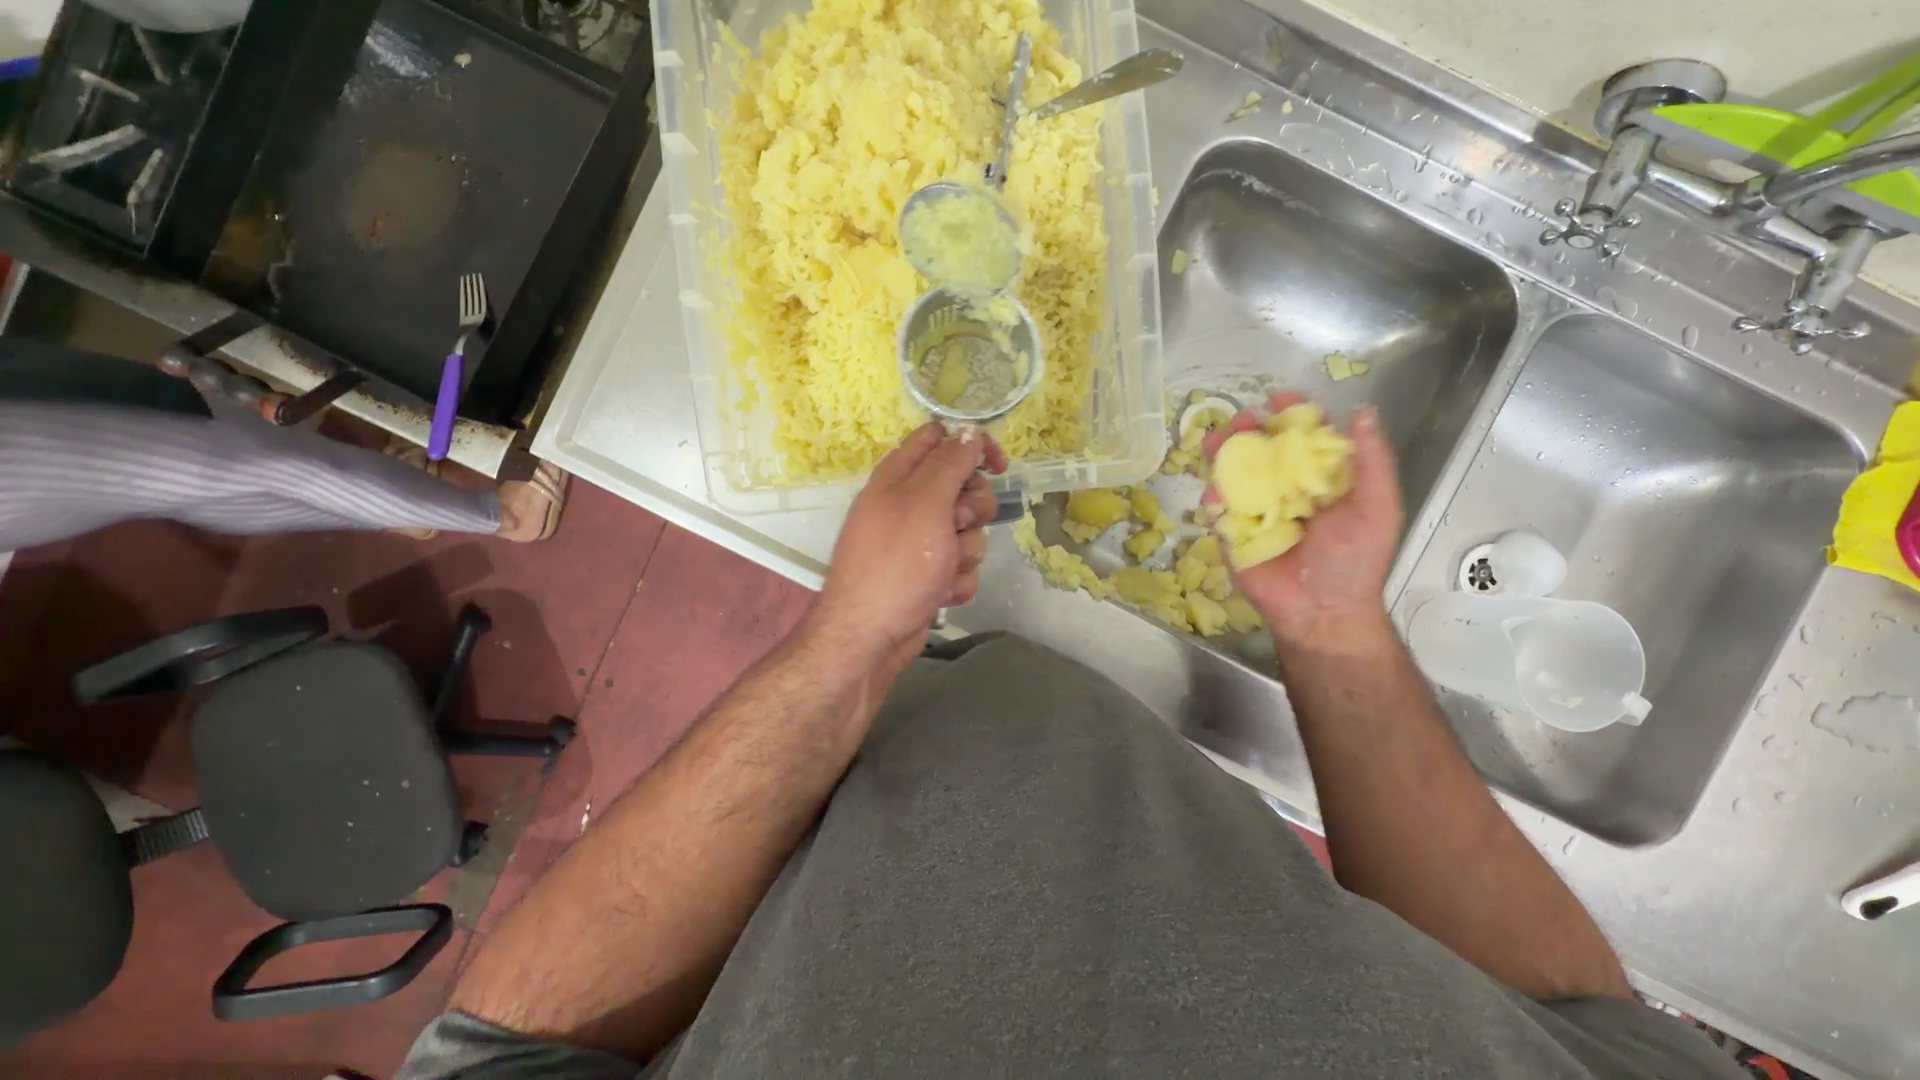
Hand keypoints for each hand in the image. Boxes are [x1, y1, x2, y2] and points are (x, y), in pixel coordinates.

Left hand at [807, 423, 1007, 673]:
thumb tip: (969, 432)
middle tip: (957, 523)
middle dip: (973, 509)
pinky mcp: (928, 575)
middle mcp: (908, 504)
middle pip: (964, 487)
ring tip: (942, 570)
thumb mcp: (925, 503)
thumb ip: (949, 463)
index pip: (940, 438)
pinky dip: (957, 580)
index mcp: (899, 476)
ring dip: (965, 552)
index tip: (997, 466)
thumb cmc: (895, 564)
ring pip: (968, 531)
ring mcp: (918, 542)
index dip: (972, 446)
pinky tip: (939, 593)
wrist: (870, 636)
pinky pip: (962, 567)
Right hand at [1204, 393, 1401, 654]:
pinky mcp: (1231, 532)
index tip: (1281, 398)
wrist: (1324, 611)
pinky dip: (1213, 495)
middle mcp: (1284, 487)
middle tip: (1243, 419)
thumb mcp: (1377, 507)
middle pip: (1260, 447)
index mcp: (1318, 477)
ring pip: (1232, 472)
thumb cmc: (1354, 561)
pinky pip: (1217, 509)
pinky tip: (1217, 490)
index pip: (1302, 436)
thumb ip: (1372, 461)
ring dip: (1222, 452)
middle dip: (1247, 428)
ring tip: (1219, 440)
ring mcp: (1254, 509)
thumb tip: (1363, 411)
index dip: (1292, 414)